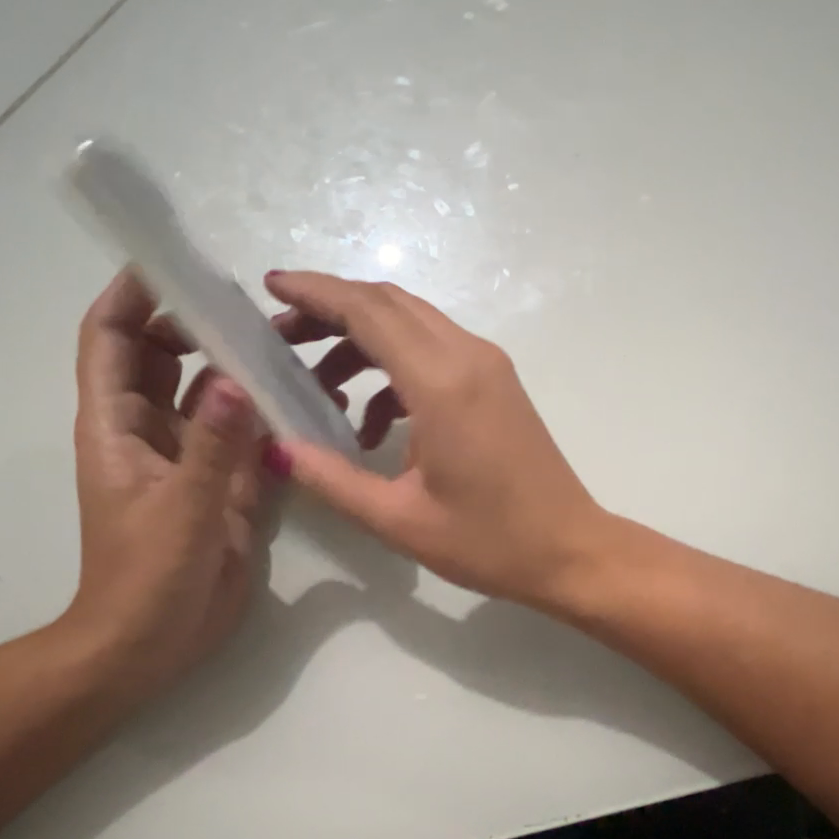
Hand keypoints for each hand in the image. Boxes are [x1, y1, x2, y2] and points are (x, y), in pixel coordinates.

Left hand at [61, 270, 263, 696]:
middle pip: (158, 355)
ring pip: (203, 392)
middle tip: (246, 299)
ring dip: (230, 365)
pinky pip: (238, 434)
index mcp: (117, 425)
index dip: (128, 296)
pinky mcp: (219, 485)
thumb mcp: (181, 508)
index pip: (108, 340)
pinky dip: (258, 413)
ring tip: (277, 337)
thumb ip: (214, 444)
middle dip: (192, 321)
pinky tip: (294, 396)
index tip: (169, 262)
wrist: (151, 645)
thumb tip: (235, 376)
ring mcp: (186, 457)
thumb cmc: (147, 577)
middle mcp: (148, 430)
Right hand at [263, 271, 608, 605]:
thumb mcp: (398, 520)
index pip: (367, 311)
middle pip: (389, 304)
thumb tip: (278, 446)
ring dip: (360, 341)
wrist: (569, 550)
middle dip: (330, 310)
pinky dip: (394, 371)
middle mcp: (468, 357)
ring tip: (314, 383)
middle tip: (279, 337)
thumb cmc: (489, 542)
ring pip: (412, 324)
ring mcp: (489, 367)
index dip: (314, 292)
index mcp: (443, 383)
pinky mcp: (497, 384)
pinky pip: (435, 353)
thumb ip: (332, 478)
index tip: (269, 287)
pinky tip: (369, 425)